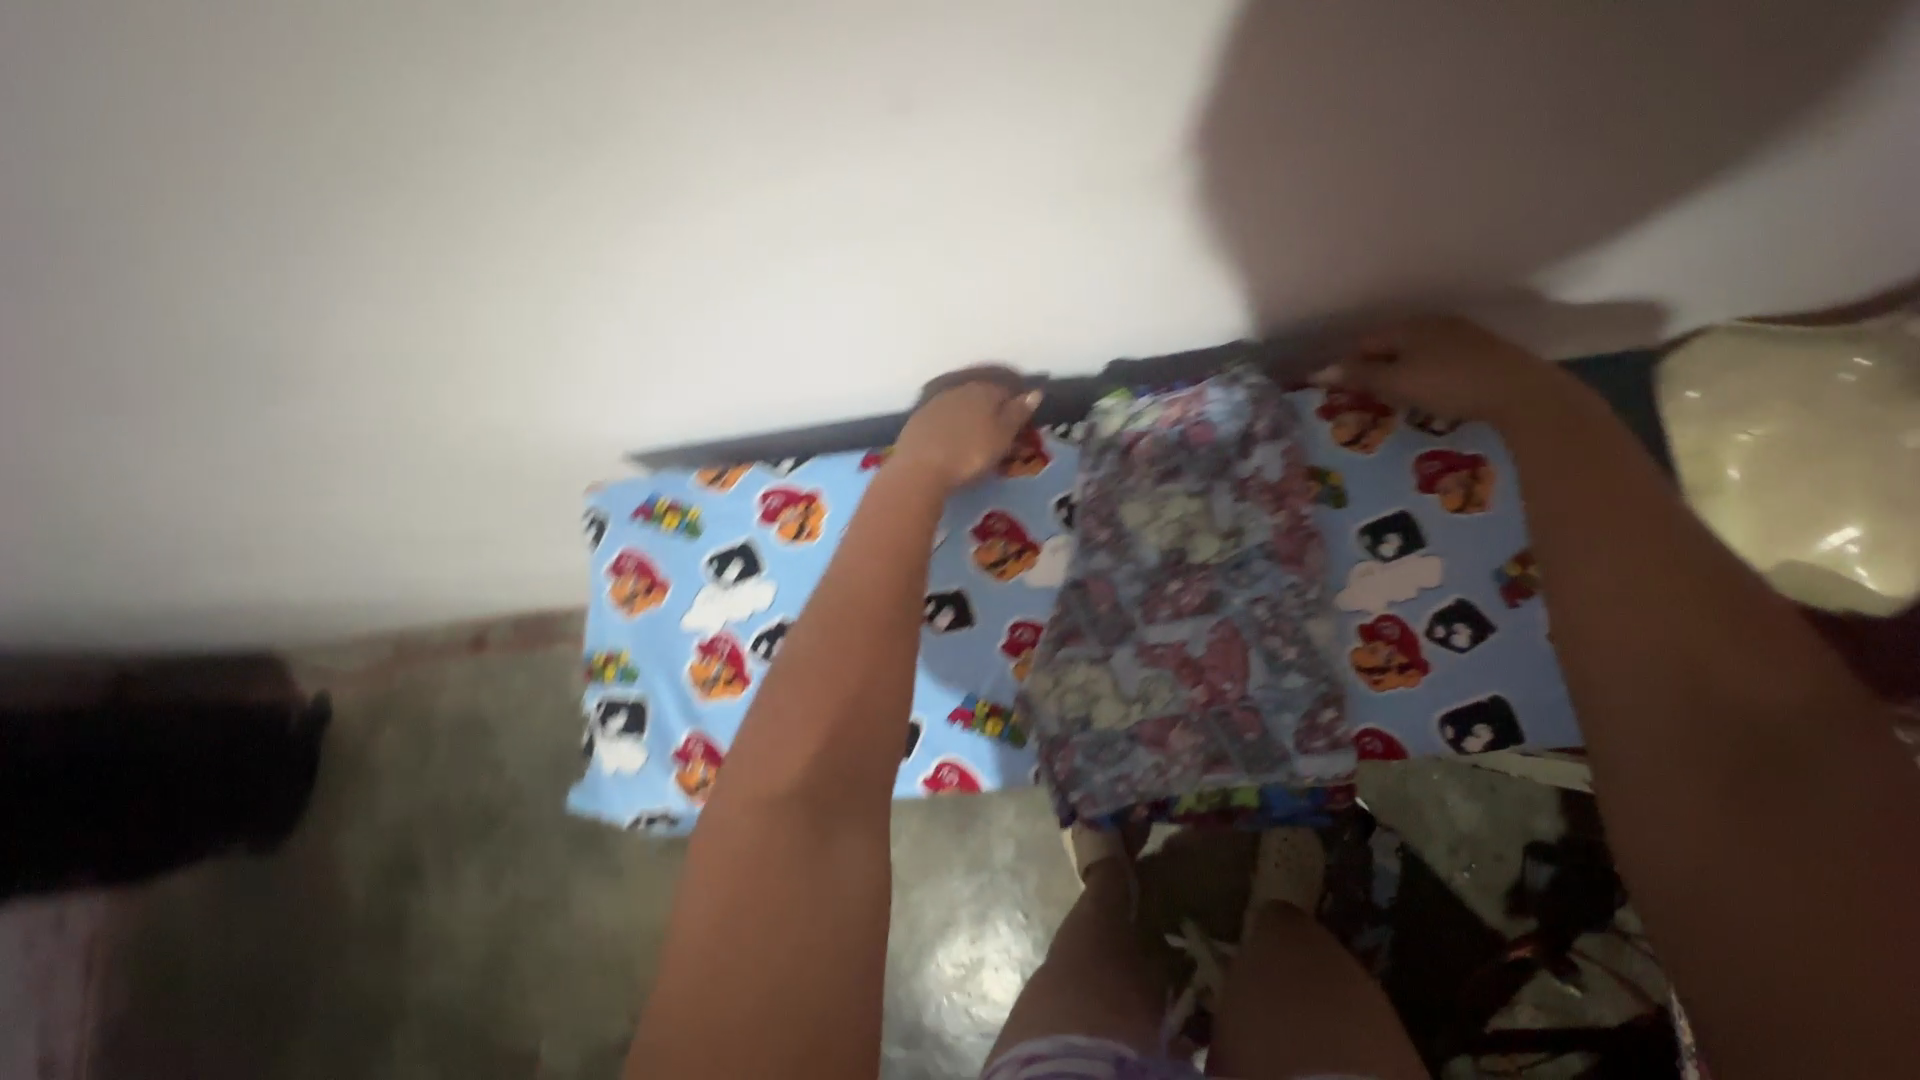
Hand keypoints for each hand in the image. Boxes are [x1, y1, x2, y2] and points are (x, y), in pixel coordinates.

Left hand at [889, 372, 1042, 491]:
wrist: (919, 469)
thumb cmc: (970, 454)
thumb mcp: (1002, 436)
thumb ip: (1018, 413)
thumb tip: (1035, 392)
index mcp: (983, 391)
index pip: (1006, 391)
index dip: (1015, 408)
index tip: (1019, 428)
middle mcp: (958, 390)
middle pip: (981, 397)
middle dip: (991, 413)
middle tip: (996, 438)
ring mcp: (934, 404)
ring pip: (959, 407)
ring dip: (969, 420)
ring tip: (973, 442)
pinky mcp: (917, 420)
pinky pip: (941, 420)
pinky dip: (949, 428)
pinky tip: (950, 444)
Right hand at [1317, 315, 1572, 426]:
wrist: (1518, 391)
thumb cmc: (1448, 385)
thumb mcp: (1396, 383)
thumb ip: (1359, 376)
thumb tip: (1321, 371)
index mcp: (1408, 326)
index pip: (1364, 342)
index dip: (1350, 366)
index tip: (1347, 393)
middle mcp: (1433, 322)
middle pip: (1392, 344)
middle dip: (1378, 368)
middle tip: (1372, 400)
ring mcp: (1461, 334)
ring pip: (1418, 352)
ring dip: (1405, 372)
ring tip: (1402, 399)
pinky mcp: (1483, 350)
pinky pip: (1442, 359)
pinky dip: (1430, 375)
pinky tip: (1435, 395)